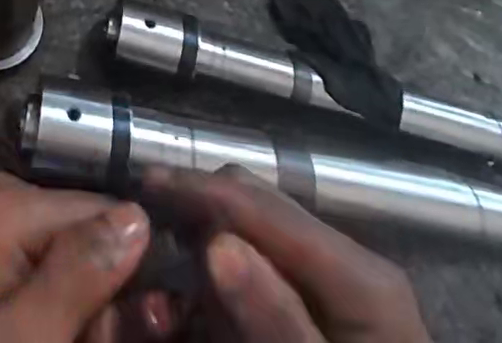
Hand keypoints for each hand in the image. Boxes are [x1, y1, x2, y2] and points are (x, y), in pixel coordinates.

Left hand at [0, 173, 153, 342]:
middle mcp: (12, 209)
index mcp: (13, 203)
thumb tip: (137, 216)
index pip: (110, 210)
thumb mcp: (25, 335)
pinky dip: (71, 315)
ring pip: (83, 268)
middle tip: (97, 337)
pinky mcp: (5, 274)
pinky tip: (67, 335)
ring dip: (95, 312)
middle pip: (97, 239)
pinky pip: (58, 283)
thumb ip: (80, 273)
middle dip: (111, 293)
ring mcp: (7, 242)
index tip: (143, 314)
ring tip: (81, 340)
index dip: (134, 262)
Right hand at [143, 165, 431, 342]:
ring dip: (207, 232)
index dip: (200, 189)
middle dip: (200, 205)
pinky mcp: (324, 301)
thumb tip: (216, 244)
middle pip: (257, 204)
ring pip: (255, 225)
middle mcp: (347, 259)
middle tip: (145, 222)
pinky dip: (225, 268)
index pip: (263, 208)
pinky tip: (200, 287)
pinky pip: (265, 260)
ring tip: (165, 250)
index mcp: (358, 274)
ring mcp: (337, 278)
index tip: (144, 183)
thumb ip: (275, 319)